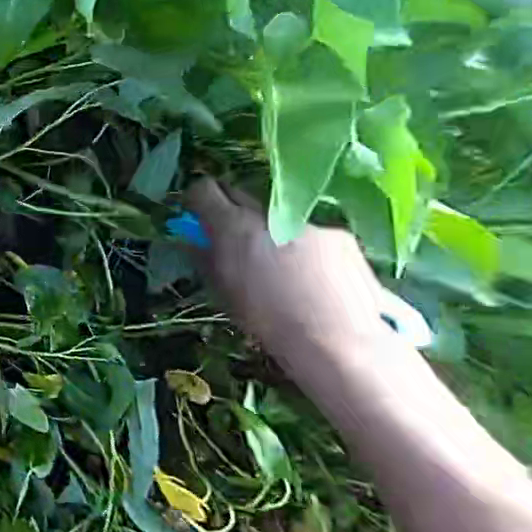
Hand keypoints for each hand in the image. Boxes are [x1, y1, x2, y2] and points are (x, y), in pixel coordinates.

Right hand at [185, 177, 408, 374]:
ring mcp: (306, 222)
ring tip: (283, 270)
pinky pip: (311, 235)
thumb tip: (191, 240)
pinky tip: (317, 279)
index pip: (203, 189)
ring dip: (271, 233)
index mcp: (232, 225)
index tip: (197, 216)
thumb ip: (204, 257)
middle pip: (239, 195)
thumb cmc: (268, 319)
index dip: (197, 200)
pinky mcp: (339, 236)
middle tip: (232, 238)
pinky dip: (307, 250)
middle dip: (230, 211)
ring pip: (277, 219)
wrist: (338, 341)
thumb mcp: (222, 290)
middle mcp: (267, 214)